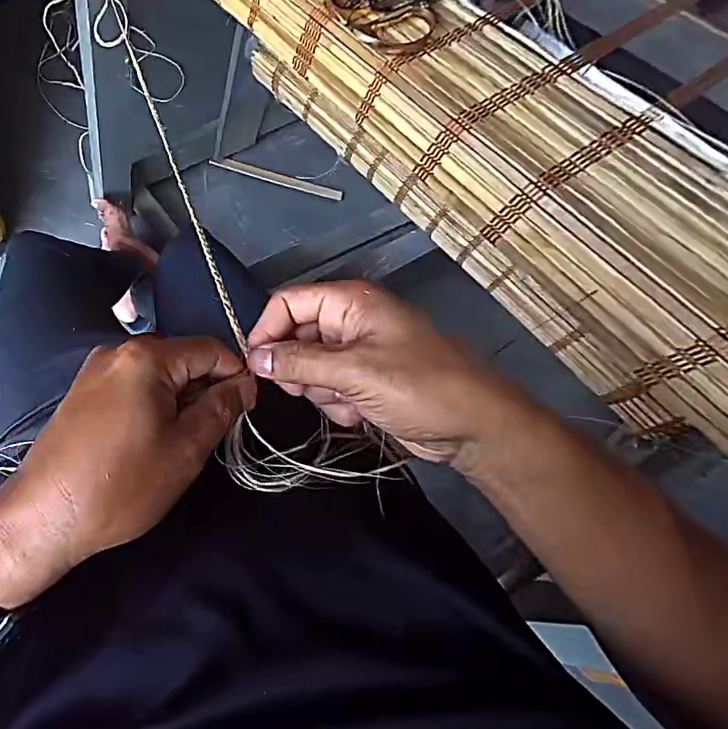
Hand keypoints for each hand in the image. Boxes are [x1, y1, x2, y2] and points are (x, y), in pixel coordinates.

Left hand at [0, 336, 255, 607]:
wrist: (42, 519)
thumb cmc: (121, 485)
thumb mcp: (186, 449)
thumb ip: (222, 408)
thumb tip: (245, 384)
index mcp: (146, 357)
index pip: (211, 348)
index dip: (236, 375)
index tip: (246, 408)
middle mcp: (117, 352)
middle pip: (183, 358)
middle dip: (207, 388)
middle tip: (216, 432)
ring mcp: (95, 371)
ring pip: (159, 374)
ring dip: (181, 400)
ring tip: (183, 442)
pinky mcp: (83, 393)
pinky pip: (134, 386)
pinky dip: (154, 405)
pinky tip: (153, 440)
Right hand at [244, 280, 542, 468]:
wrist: (471, 426)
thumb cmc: (421, 387)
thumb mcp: (355, 373)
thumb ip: (300, 363)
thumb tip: (256, 357)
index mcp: (351, 302)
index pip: (289, 302)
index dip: (268, 329)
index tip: (257, 364)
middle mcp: (351, 322)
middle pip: (297, 338)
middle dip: (300, 369)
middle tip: (313, 388)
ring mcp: (358, 353)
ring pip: (310, 369)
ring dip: (322, 392)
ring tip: (351, 401)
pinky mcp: (365, 382)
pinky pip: (330, 389)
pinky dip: (339, 404)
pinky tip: (362, 414)